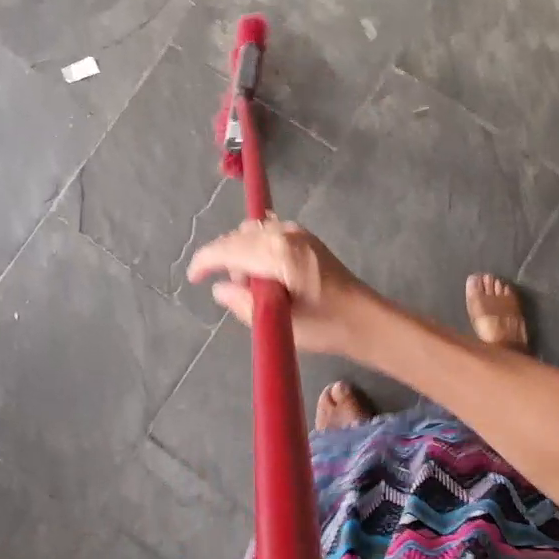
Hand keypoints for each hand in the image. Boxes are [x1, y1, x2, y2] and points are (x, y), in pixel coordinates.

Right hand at [186, 219, 379, 356]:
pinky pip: (270, 234)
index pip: (230, 248)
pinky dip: (258, 248)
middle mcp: (286, 234)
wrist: (366, 320)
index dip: (206, 260)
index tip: (193, 278)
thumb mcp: (278, 321)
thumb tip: (220, 288)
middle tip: (228, 289)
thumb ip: (244, 303)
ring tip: (250, 287)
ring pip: (254, 232)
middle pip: (240, 235)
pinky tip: (264, 274)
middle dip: (224, 257)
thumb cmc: (325, 325)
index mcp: (278, 252)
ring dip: (242, 252)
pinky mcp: (306, 238)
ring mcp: (298, 233)